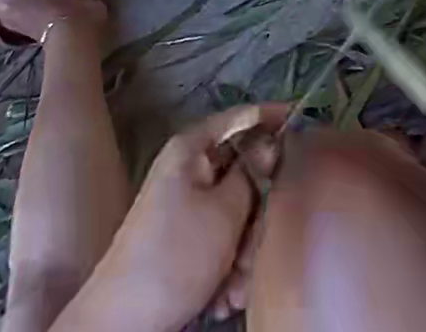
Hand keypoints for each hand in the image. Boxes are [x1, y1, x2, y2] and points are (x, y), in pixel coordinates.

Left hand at [54, 104, 286, 331]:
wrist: (122, 325)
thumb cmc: (175, 257)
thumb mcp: (225, 212)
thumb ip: (253, 172)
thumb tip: (272, 142)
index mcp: (191, 149)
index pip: (240, 117)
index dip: (272, 115)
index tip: (304, 117)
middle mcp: (188, 170)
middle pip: (243, 172)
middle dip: (259, 213)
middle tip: (258, 244)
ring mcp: (185, 206)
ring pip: (237, 211)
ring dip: (245, 250)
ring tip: (236, 285)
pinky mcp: (184, 240)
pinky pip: (221, 239)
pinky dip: (229, 268)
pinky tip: (224, 298)